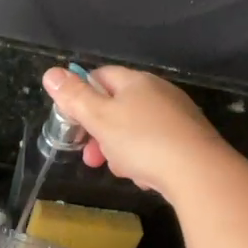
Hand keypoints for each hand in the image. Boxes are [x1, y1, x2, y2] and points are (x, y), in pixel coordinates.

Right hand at [41, 65, 236, 200]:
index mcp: (135, 82)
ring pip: (134, 129)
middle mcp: (158, 92)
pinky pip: (154, 145)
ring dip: (118, 149)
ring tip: (118, 169)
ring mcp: (175, 116)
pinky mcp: (187, 139)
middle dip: (98, 132)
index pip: (100, 76)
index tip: (72, 121)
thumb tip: (51, 72)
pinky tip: (142, 175)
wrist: (197, 170)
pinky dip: (142, 158)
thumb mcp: (99, 118)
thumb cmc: (142, 140)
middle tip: (89, 156)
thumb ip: (74, 97)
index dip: (81, 95)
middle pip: (117, 106)